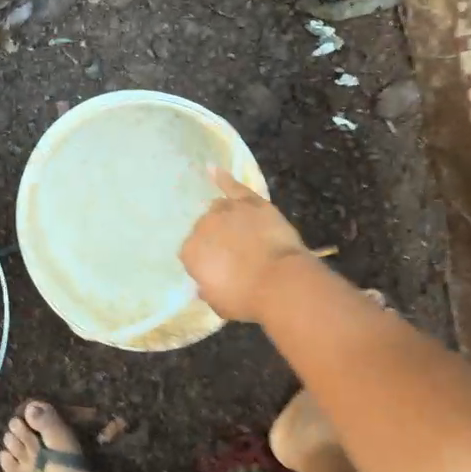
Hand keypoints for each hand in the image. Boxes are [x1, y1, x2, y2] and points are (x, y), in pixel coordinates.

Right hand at [180, 168, 310, 321]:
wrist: (279, 282)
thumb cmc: (247, 298)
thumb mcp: (219, 303)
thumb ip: (207, 288)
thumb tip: (203, 283)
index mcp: (191, 251)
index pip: (192, 253)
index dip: (206, 263)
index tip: (219, 272)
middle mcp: (203, 225)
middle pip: (206, 229)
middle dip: (216, 240)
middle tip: (233, 256)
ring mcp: (227, 210)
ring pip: (219, 209)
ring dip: (225, 219)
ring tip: (238, 232)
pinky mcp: (249, 201)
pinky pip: (232, 186)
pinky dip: (222, 177)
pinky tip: (211, 168)